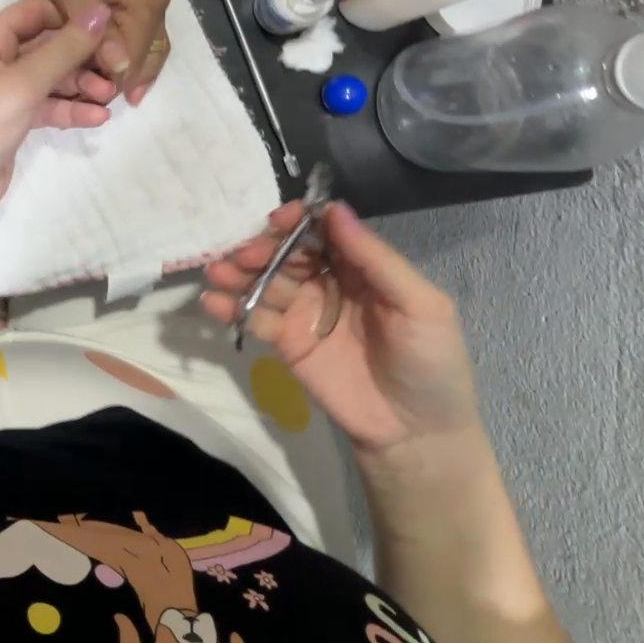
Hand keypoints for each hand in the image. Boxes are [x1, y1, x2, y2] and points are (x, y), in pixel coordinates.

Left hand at [0, 0, 114, 214]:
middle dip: (82, 58)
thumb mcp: (24, 83)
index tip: (107, 31)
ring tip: (110, 99)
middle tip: (116, 72)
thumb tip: (100, 12)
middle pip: (47, 46)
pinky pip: (47, 105)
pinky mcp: (13, 119)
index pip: (35, 11)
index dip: (70, 17)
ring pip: (51, 78)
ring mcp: (4, 91)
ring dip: (81, 85)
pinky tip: (97, 118)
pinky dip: (70, 109)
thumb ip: (64, 49)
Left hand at [20, 0, 171, 102]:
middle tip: (83, 106)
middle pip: (143, 60)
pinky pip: (131, 39)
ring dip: (116, 76)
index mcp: (143, 1)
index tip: (78, 101)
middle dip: (115, 85)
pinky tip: (93, 75)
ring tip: (89, 99)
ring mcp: (146, 0)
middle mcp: (154, 3)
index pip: (133, 59)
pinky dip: (115, 59)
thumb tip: (117, 65)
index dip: (107, 84)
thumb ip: (90, 22)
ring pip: (140, 53)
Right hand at [199, 202, 483, 461]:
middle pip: (286, 253)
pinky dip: (231, 307)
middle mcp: (327, 282)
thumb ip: (376, 258)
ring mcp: (303, 312)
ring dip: (238, 272)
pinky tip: (212, 302)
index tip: (279, 219)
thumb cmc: (430, 362)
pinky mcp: (286, 342)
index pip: (322, 232)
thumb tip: (334, 209)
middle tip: (243, 255)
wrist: (416, 433)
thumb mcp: (421, 305)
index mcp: (361, 267)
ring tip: (217, 273)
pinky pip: (255, 318)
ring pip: (265, 281)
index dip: (298, 221)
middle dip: (261, 247)